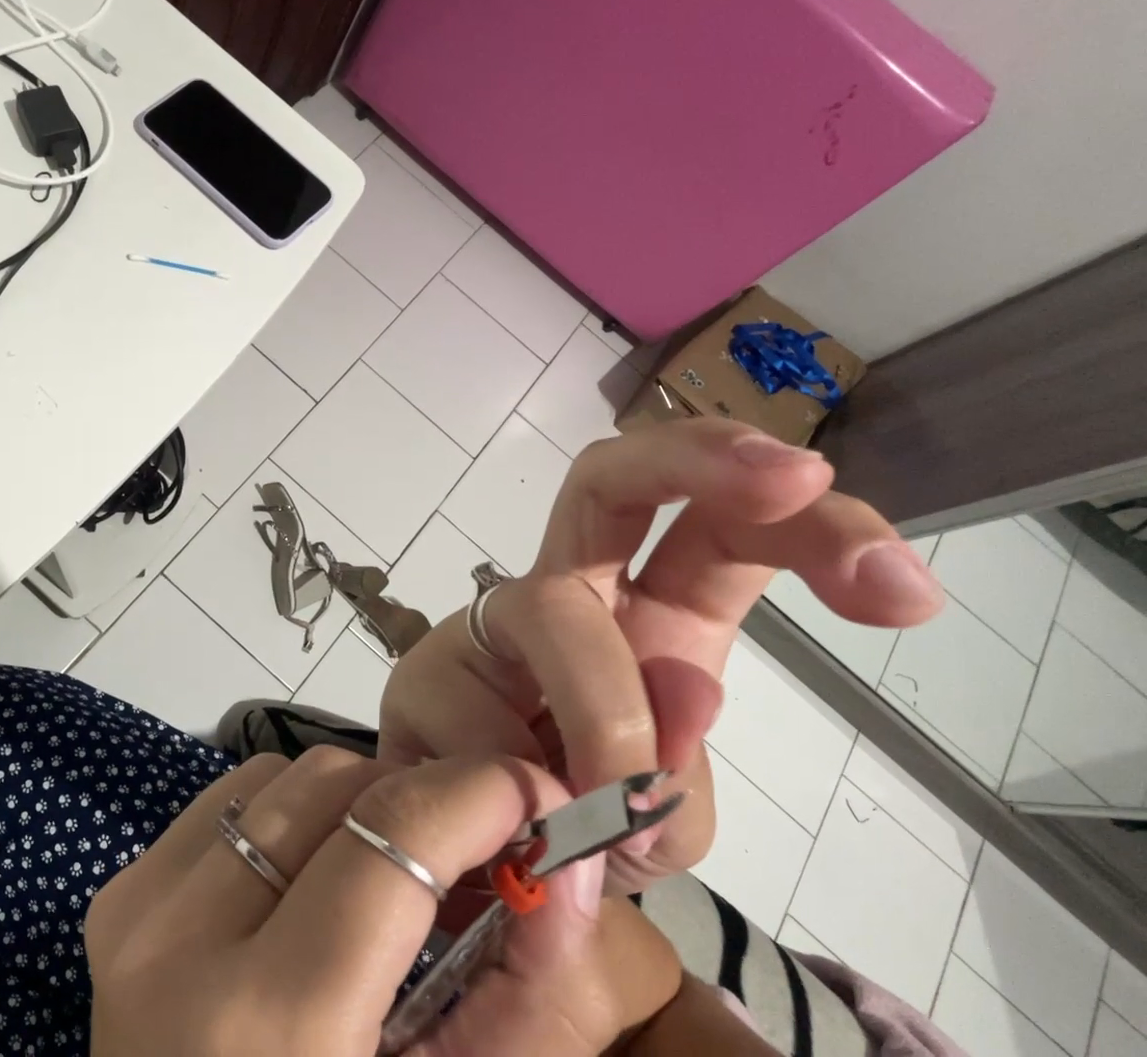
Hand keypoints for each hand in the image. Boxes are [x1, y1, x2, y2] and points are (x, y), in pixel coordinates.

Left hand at [86, 748, 682, 1055]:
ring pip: (275, 777)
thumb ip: (524, 994)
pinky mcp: (116, 892)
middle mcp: (182, 940)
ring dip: (349, 807)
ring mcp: (136, 907)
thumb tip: (566, 867)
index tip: (538, 801)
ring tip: (377, 882)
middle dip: (419, 806)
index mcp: (272, 1020)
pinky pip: (227, 802)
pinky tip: (306, 882)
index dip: (484, 793)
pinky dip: (287, 816)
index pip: (393, 831)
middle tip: (463, 863)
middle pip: (332, 785)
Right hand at [379, 420, 944, 891]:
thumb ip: (683, 787)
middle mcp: (569, 594)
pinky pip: (477, 711)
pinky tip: (507, 827)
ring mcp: (488, 628)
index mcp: (653, 614)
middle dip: (702, 461)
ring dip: (604, 716)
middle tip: (789, 476)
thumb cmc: (577, 831)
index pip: (726, 532)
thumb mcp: (665, 828)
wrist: (468, 868)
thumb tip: (675, 701)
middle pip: (612, 479)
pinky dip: (516, 784)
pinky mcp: (422, 674)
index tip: (906, 595)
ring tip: (600, 816)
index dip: (815, 532)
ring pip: (552, 608)